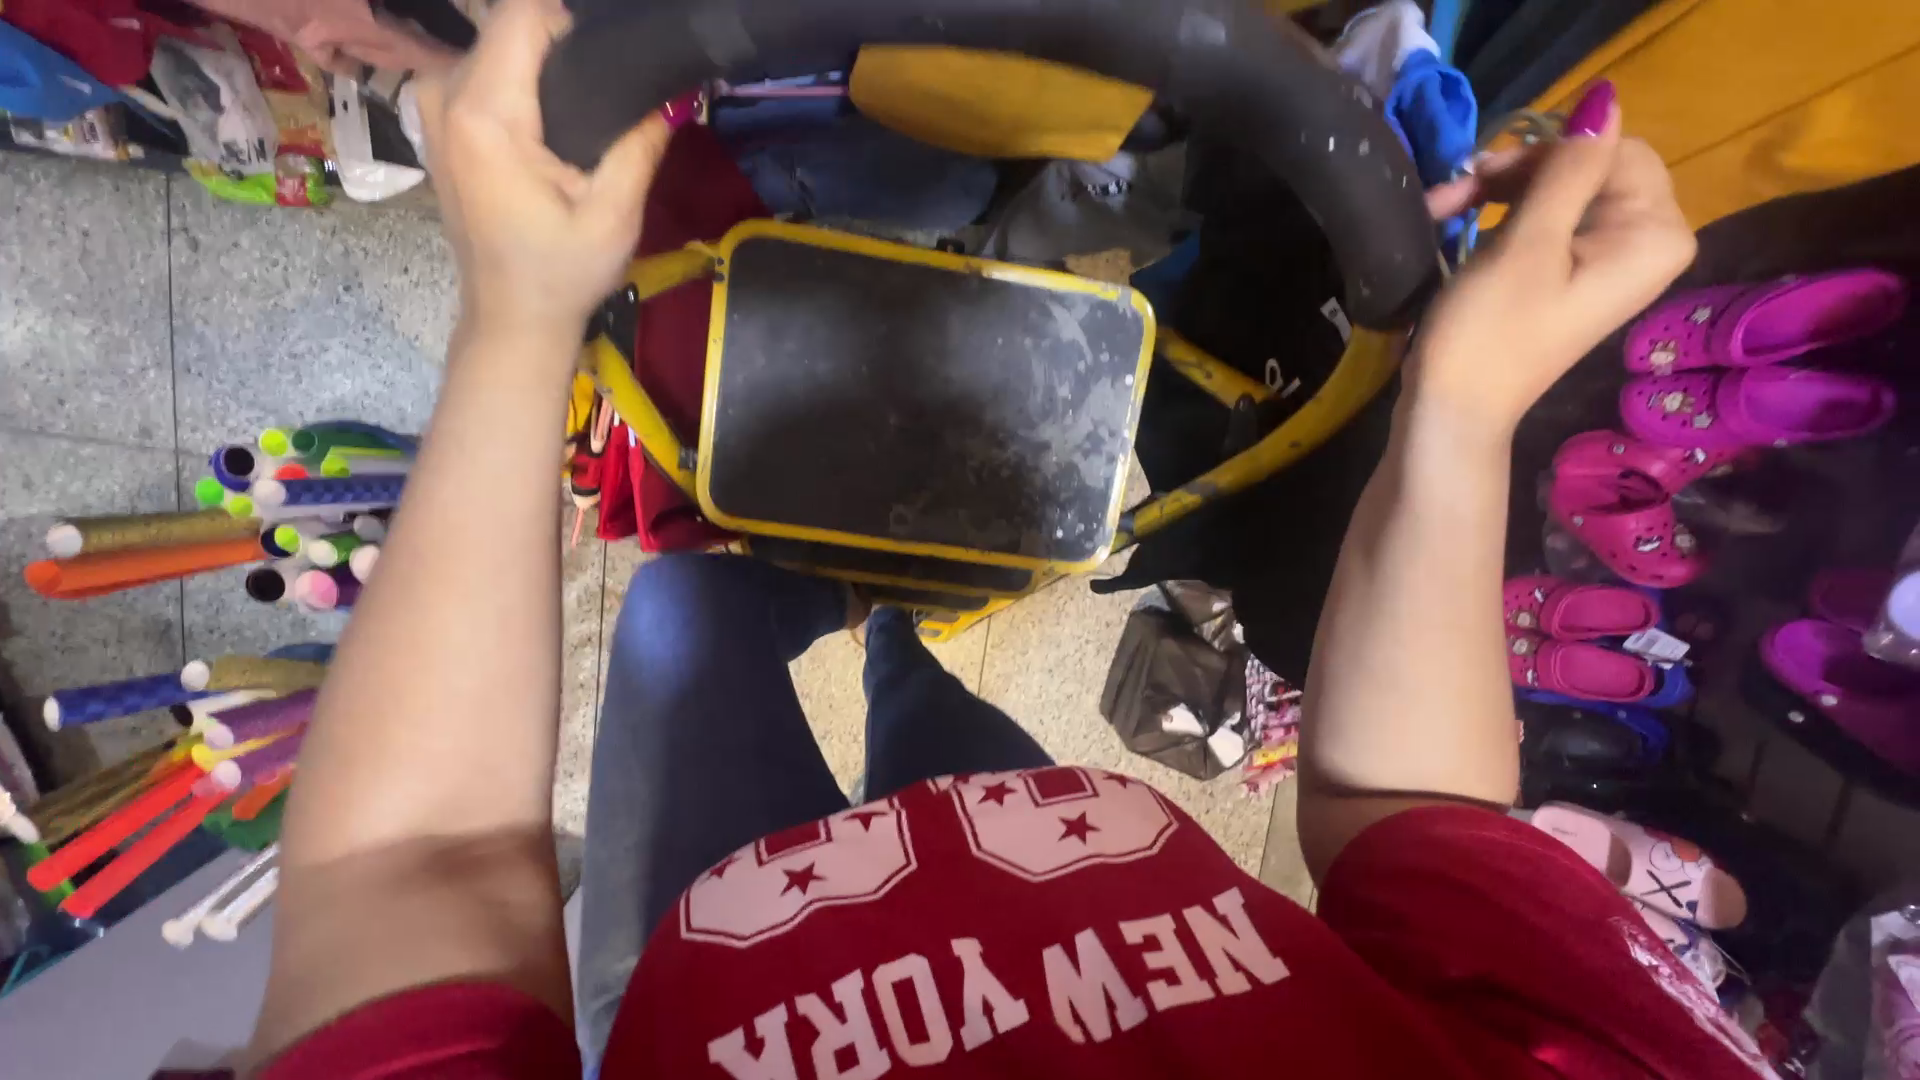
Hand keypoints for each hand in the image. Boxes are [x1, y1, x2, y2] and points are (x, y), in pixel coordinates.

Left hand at [416, 0, 669, 341]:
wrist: (513, 318)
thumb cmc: (563, 273)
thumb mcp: (614, 214)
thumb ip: (640, 145)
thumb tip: (675, 95)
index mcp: (486, 114)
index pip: (524, 16)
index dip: (574, 29)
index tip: (613, 69)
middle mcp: (444, 93)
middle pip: (509, 30)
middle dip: (563, 52)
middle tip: (610, 102)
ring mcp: (433, 106)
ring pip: (497, 50)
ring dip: (544, 73)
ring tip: (584, 123)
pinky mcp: (438, 123)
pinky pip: (484, 77)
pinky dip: (522, 90)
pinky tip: (553, 136)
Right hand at [1409, 81, 1695, 430]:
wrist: (1451, 413)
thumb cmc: (1486, 334)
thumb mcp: (1524, 247)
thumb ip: (1567, 171)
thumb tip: (1602, 102)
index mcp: (1654, 236)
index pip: (1614, 152)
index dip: (1542, 153)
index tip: (1473, 173)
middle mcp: (1643, 247)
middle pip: (1586, 175)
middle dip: (1512, 178)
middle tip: (1446, 196)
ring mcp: (1603, 269)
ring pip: (1556, 200)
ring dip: (1493, 201)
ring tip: (1438, 215)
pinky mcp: (1565, 285)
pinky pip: (1543, 230)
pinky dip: (1497, 226)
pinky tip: (1457, 234)